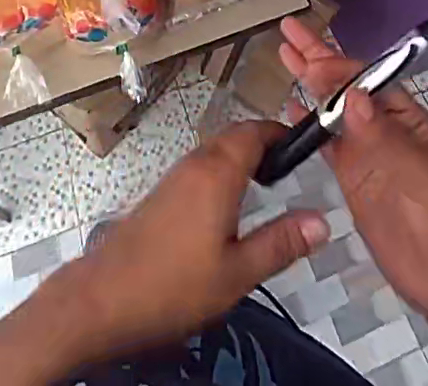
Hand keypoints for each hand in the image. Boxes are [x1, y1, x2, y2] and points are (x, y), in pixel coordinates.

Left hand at [37, 121, 329, 361]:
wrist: (106, 296)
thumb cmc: (175, 284)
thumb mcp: (238, 272)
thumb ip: (281, 243)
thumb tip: (321, 222)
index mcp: (217, 173)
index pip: (253, 131)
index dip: (279, 131)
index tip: (302, 143)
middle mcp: (195, 164)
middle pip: (234, 135)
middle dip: (263, 141)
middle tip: (290, 164)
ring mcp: (175, 175)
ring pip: (216, 149)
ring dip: (241, 155)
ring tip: (267, 182)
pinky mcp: (163, 191)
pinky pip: (201, 165)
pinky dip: (223, 169)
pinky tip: (230, 204)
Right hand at [279, 17, 427, 317]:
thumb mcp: (425, 178)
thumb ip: (385, 137)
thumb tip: (354, 96)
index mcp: (408, 119)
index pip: (368, 82)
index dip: (339, 68)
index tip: (311, 61)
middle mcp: (384, 127)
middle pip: (346, 84)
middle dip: (318, 56)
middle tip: (289, 29)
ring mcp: (366, 151)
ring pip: (332, 108)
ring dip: (309, 80)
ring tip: (284, 53)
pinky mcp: (352, 176)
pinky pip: (326, 142)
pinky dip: (307, 123)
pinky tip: (290, 106)